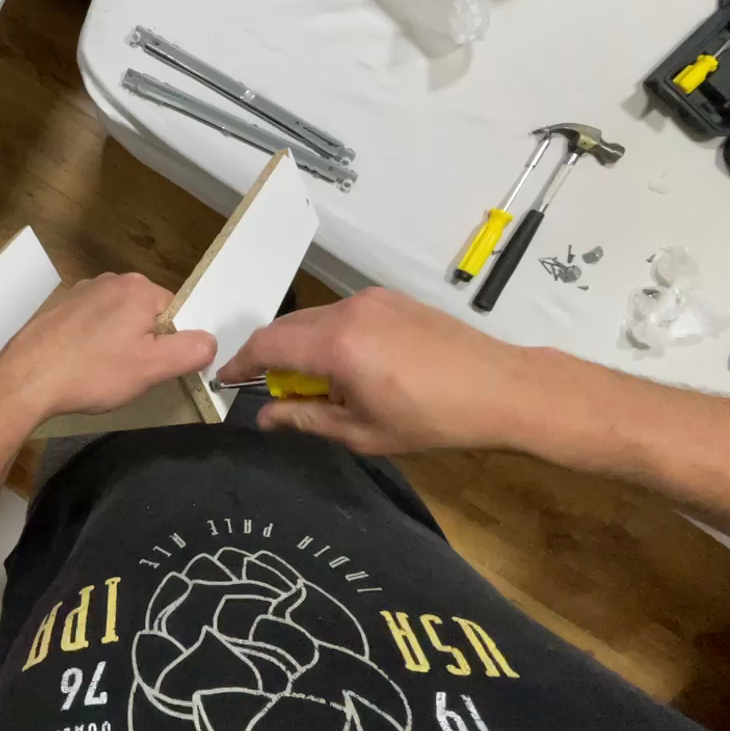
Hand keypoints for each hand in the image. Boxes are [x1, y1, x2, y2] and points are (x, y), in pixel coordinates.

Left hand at [0, 273, 216, 426]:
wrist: (26, 379)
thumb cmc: (93, 372)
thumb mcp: (152, 368)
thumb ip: (191, 350)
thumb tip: (210, 340)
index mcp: (140, 288)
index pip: (177, 312)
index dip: (171, 344)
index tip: (154, 368)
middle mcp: (112, 280)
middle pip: (147, 314)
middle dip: (143, 342)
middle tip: (127, 373)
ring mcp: (83, 291)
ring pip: (118, 319)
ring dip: (117, 343)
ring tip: (101, 371)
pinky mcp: (61, 307)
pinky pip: (92, 323)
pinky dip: (93, 342)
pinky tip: (80, 363)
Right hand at [216, 288, 536, 454]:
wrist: (504, 389)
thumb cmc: (432, 420)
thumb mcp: (361, 432)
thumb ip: (303, 419)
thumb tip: (264, 417)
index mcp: (336, 345)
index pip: (266, 345)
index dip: (240, 363)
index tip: (225, 381)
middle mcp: (347, 311)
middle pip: (284, 328)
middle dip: (268, 356)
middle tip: (273, 391)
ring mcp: (370, 300)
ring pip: (312, 319)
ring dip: (299, 347)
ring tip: (317, 383)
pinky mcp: (389, 298)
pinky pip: (340, 314)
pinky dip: (326, 336)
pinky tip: (347, 365)